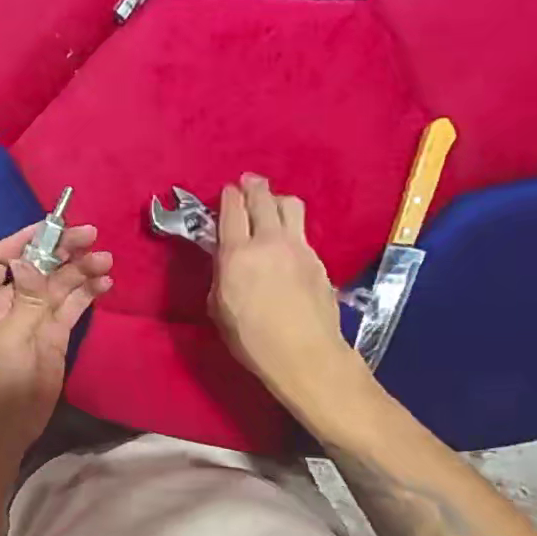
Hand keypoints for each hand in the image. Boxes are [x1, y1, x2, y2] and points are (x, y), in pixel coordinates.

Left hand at [0, 224, 112, 448]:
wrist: (7, 424)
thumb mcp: (11, 335)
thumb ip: (27, 296)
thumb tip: (27, 256)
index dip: (21, 239)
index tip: (51, 227)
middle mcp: (11, 303)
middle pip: (36, 265)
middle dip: (60, 249)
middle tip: (92, 236)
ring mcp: (35, 318)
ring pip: (58, 284)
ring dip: (80, 269)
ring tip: (106, 260)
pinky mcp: (55, 335)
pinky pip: (72, 306)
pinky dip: (87, 292)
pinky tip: (105, 282)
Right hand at [210, 173, 363, 408]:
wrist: (304, 354)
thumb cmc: (250, 338)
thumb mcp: (218, 307)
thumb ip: (221, 276)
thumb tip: (226, 263)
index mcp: (237, 255)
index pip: (232, 212)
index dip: (228, 197)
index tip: (226, 190)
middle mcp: (269, 242)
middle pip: (264, 200)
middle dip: (254, 187)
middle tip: (248, 181)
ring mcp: (299, 248)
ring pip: (291, 206)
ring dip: (277, 199)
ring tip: (270, 202)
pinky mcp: (318, 260)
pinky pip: (302, 231)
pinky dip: (291, 226)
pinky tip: (285, 239)